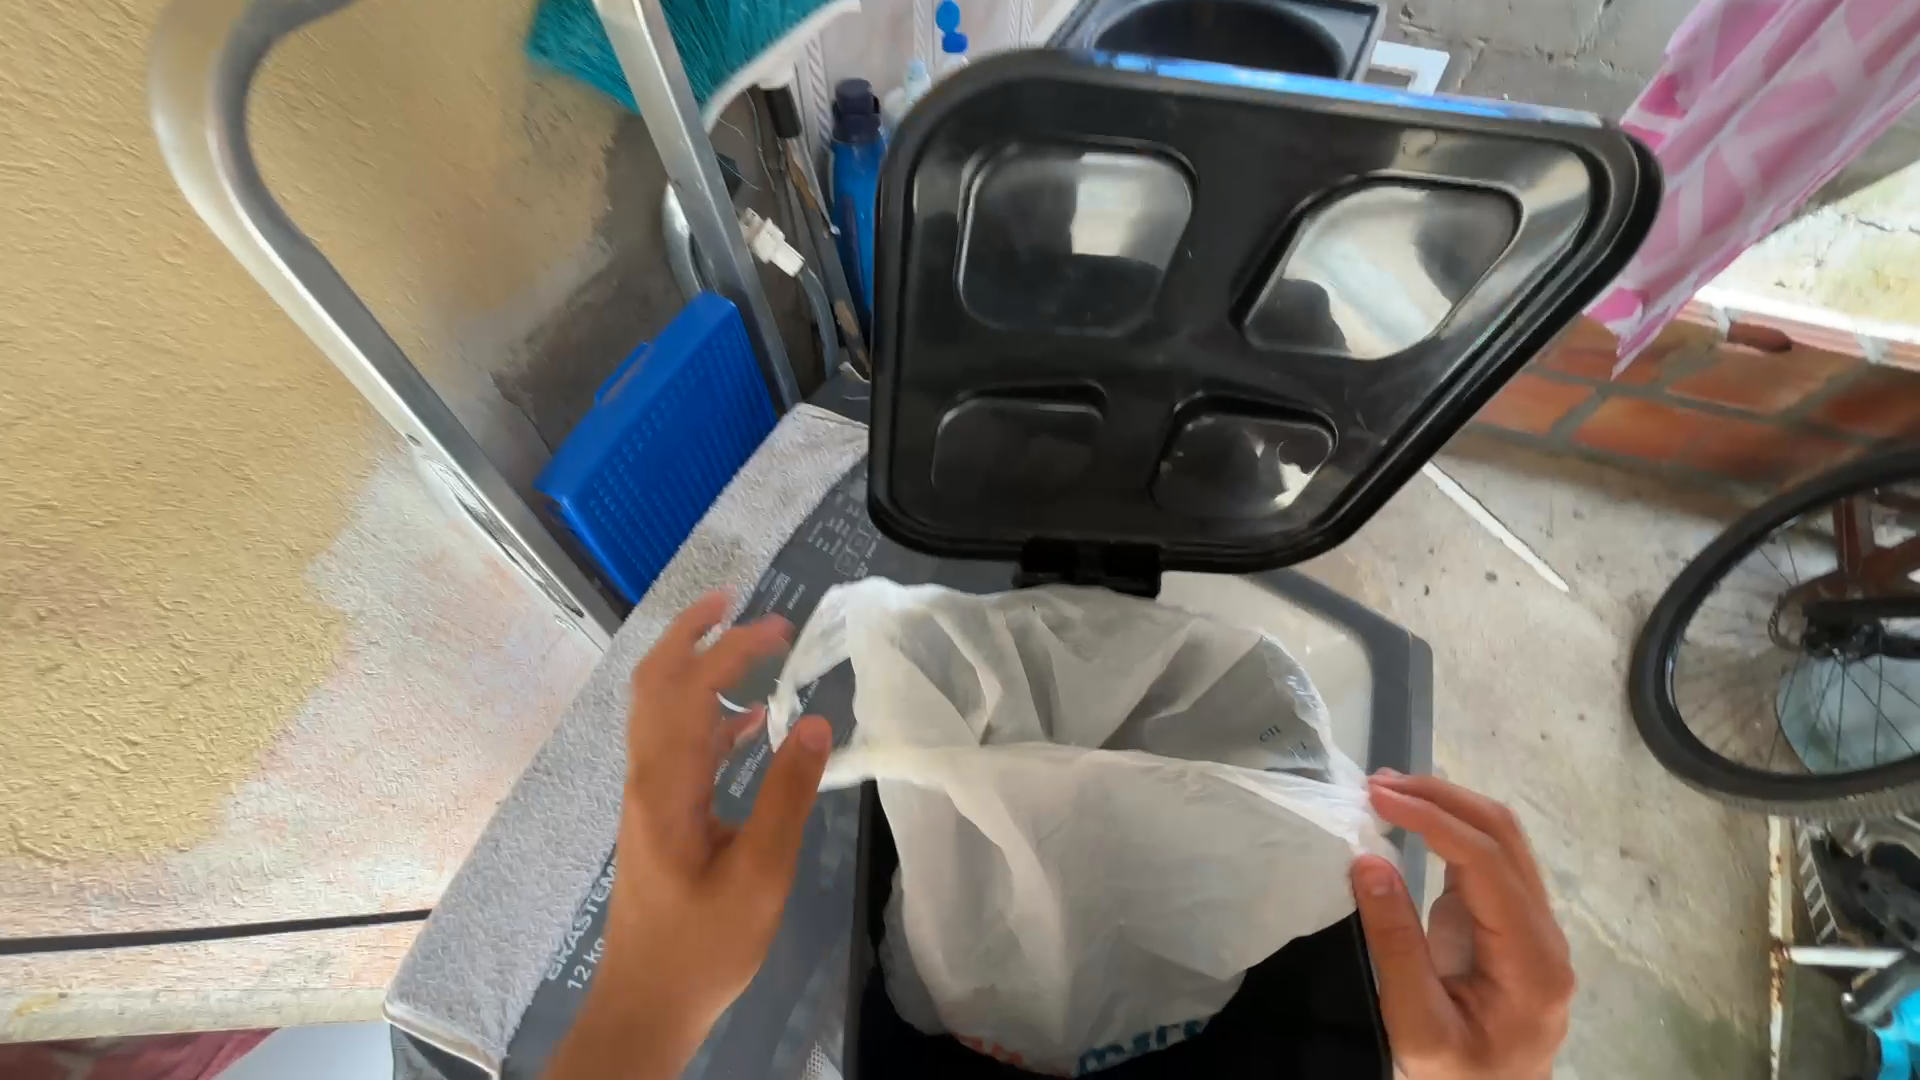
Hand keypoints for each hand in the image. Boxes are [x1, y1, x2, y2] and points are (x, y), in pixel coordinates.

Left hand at [547, 591, 834, 1079]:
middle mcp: (649, 775)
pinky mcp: (661, 810)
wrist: (646, 1004)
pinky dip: (712, 714)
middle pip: (655, 682)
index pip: (689, 690)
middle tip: (733, 600)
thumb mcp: (760, 874)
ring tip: (746, 641)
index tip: (781, 627)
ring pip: (663, 707)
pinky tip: (752, 718)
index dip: (732, 649)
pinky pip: (681, 742)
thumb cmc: (704, 944)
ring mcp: (650, 792)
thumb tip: (816, 723)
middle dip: (690, 632)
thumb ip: (788, 795)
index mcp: (667, 785)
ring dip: (699, 666)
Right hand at [1350, 771, 1573, 1079]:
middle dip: (1439, 797)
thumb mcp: (1417, 1024)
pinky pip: (1484, 854)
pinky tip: (1407, 816)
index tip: (1374, 797)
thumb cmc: (1454, 1074)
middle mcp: (1544, 933)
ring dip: (1444, 803)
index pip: (1487, 862)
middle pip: (1503, 836)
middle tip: (1374, 785)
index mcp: (1532, 961)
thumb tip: (1368, 859)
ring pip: (1499, 837)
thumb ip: (1395, 945)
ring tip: (1384, 790)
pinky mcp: (1506, 920)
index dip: (1431, 819)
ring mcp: (1529, 924)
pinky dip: (1445, 823)